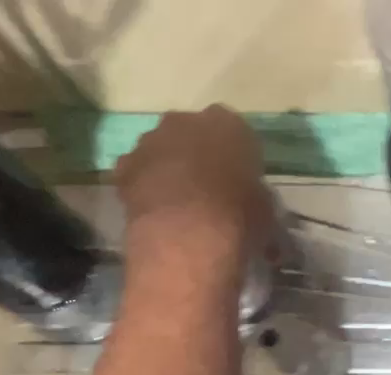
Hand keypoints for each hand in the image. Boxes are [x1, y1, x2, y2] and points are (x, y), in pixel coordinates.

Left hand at [114, 107, 273, 264]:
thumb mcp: (265, 209)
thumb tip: (251, 202)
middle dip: (201, 155)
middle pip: (194, 134)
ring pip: (163, 150)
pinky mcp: (125, 166)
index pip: (237, 133)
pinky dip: (147, 186)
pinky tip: (159, 212)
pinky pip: (139, 172)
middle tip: (213, 189)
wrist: (186, 236)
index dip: (240, 157)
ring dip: (172, 168)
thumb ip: (255, 195)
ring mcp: (149, 140)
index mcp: (227, 125)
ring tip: (184, 204)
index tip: (243, 180)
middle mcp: (184, 121)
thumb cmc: (238, 218)